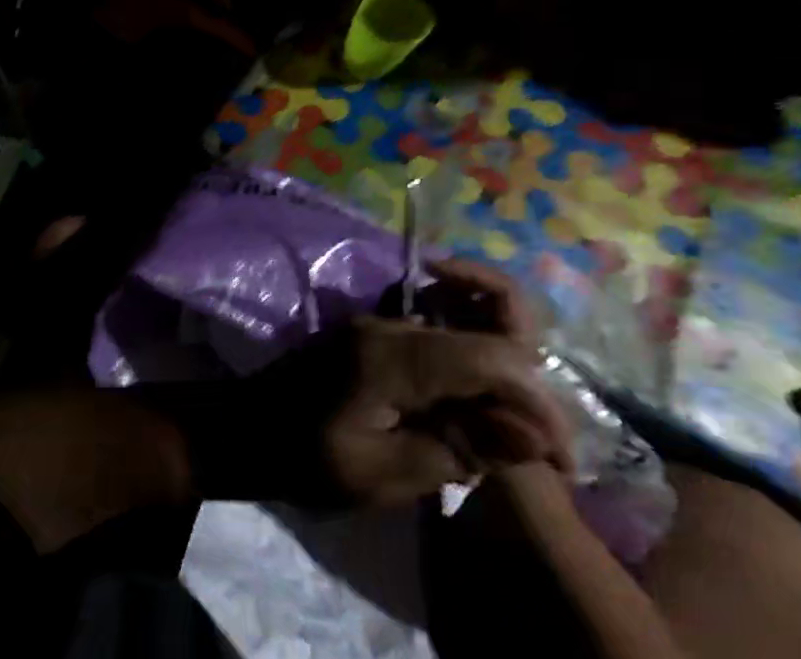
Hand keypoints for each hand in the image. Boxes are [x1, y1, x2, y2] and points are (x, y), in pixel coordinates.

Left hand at [308, 316, 572, 504]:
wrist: (242, 428)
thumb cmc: (301, 458)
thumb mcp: (379, 474)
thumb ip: (456, 451)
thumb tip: (531, 437)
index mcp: (390, 355)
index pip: (490, 356)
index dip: (535, 402)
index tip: (558, 460)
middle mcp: (390, 326)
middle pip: (484, 336)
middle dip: (525, 390)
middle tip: (544, 451)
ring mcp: (381, 325)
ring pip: (466, 336)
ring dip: (500, 383)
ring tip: (514, 438)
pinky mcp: (376, 336)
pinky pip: (441, 344)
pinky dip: (469, 377)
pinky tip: (477, 416)